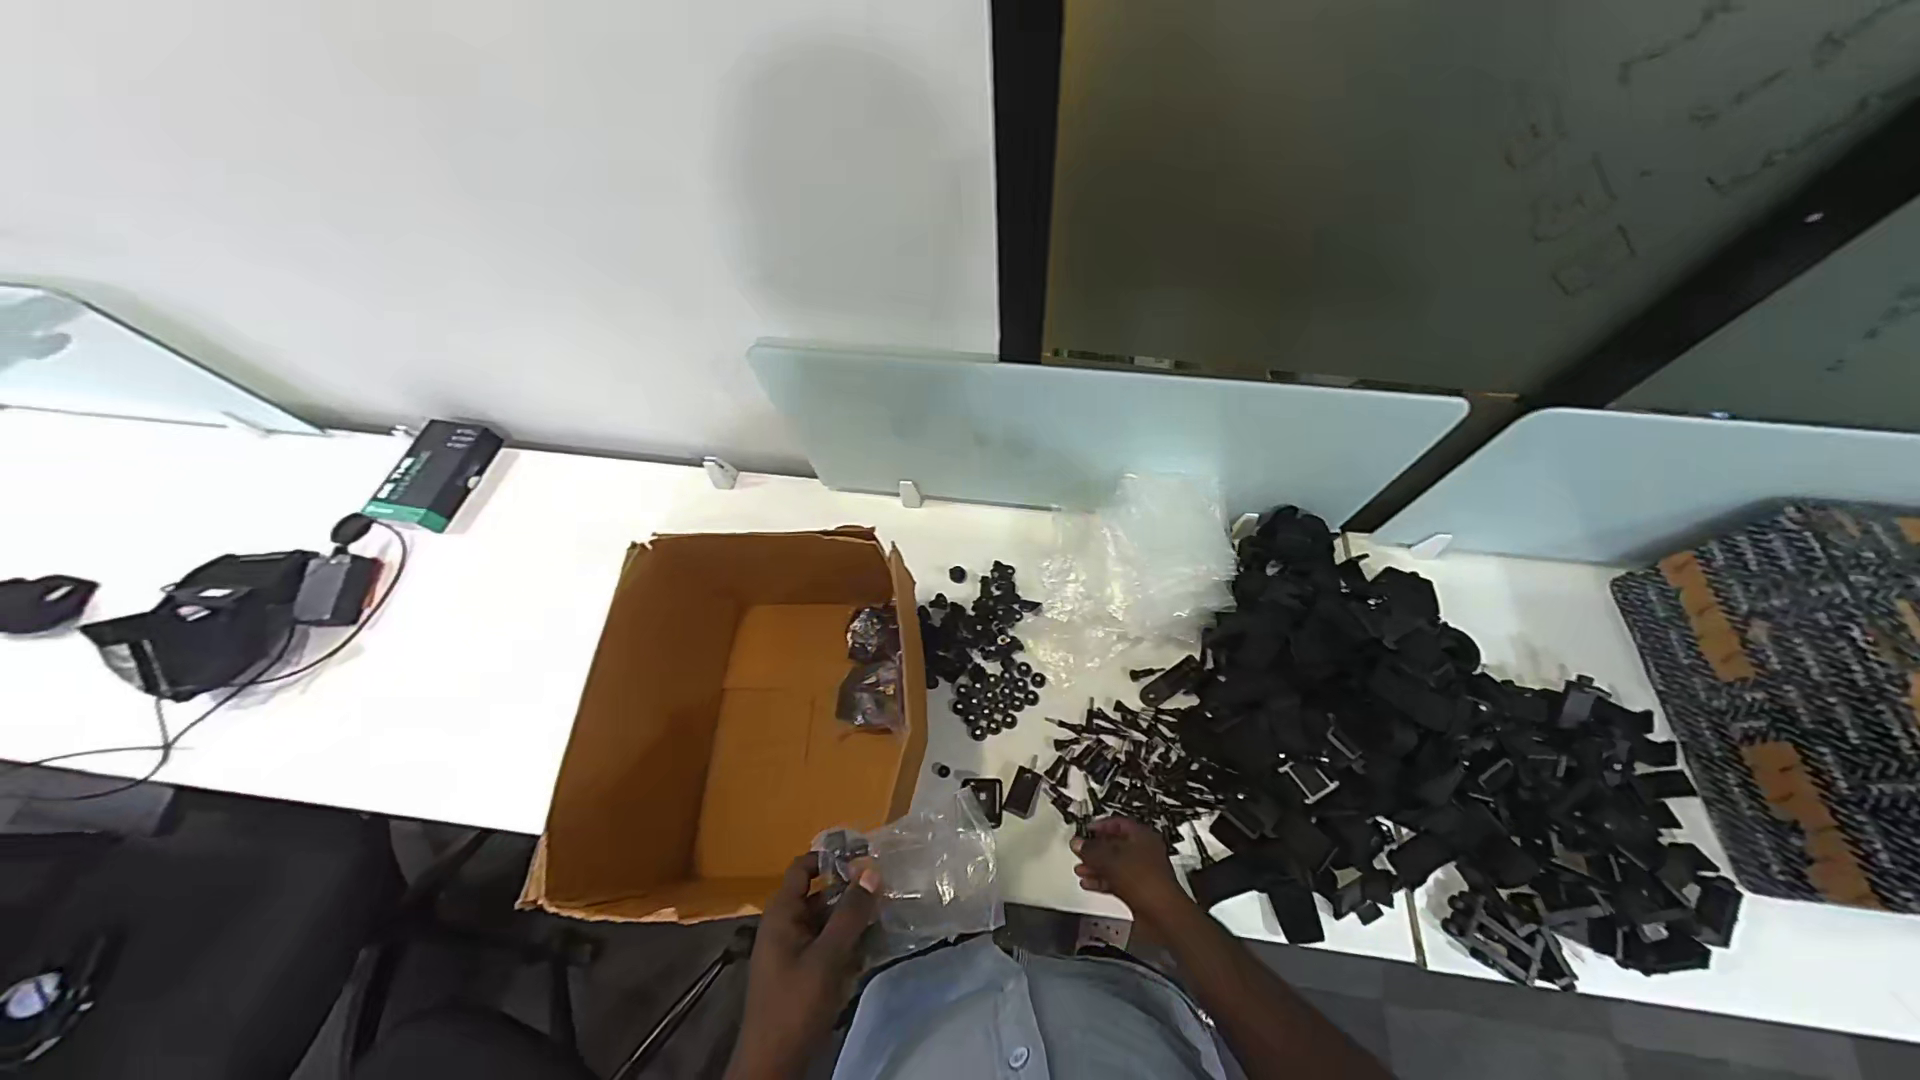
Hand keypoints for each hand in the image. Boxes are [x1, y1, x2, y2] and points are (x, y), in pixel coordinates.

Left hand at [725, 853, 880, 1079]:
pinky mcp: (801, 973)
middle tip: (885, 886)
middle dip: (850, 889)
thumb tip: (872, 870)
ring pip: (826, 920)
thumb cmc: (794, 1005)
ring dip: (852, 916)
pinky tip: (872, 945)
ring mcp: (792, 951)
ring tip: (886, 912)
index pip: (803, 867)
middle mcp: (784, 926)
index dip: (831, 856)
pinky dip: (846, 940)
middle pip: (819, 893)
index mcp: (781, 914)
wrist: (770, 1068)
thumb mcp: (827, 957)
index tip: (864, 854)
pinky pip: (826, 944)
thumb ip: (850, 913)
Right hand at [1071, 817, 1190, 923]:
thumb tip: (1078, 844)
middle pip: (1115, 845)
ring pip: (1114, 865)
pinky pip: (1116, 881)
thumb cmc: (1147, 880)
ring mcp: (1142, 873)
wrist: (1160, 914)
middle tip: (1081, 851)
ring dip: (1096, 867)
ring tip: (1081, 869)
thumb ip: (1091, 849)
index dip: (1100, 825)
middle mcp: (1144, 852)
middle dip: (1095, 849)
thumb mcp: (1110, 858)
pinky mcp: (1139, 891)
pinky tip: (1089, 883)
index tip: (1086, 830)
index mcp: (1142, 836)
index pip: (1118, 823)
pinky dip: (1102, 881)